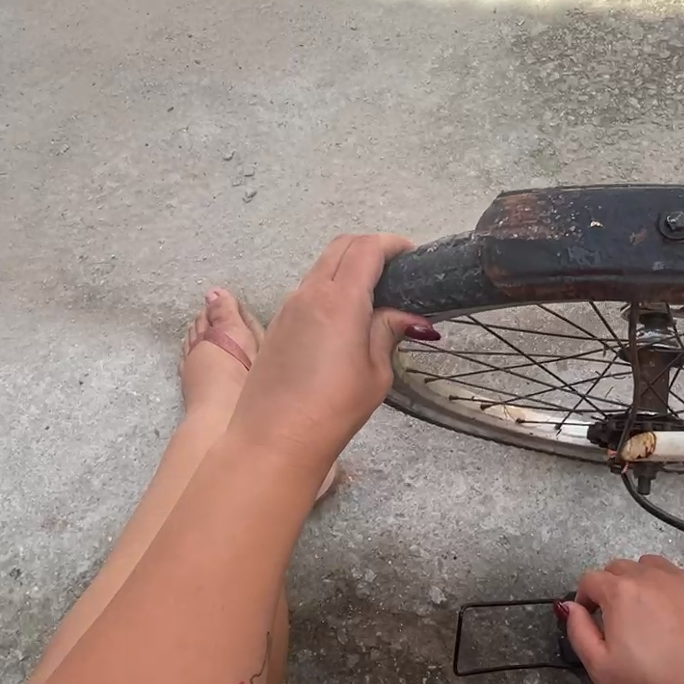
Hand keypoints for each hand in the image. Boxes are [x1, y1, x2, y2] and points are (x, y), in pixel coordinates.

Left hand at [228, 234, 432, 471]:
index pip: (366, 249)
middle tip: (396, 269)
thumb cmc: (330, 411)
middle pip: (341, 246)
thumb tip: (405, 315)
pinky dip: (329, 287)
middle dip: (370, 247)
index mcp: (339, 301)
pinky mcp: (277, 324)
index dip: (392, 243)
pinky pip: (307, 290)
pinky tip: (345, 317)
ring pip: (321, 267)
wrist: (273, 440)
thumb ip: (388, 332)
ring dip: (347, 267)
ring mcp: (288, 307)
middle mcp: (309, 294)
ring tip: (373, 295)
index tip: (411, 254)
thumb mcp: (375, 374)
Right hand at [563, 554, 683, 683]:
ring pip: (650, 566)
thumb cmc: (655, 683)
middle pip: (619, 568)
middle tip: (619, 618)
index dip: (584, 597)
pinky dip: (671, 588)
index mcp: (619, 591)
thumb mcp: (602, 668)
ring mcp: (681, 578)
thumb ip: (578, 631)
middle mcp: (649, 575)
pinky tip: (677, 615)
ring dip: (641, 581)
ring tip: (648, 611)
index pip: (590, 579)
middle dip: (611, 588)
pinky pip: (679, 576)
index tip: (590, 617)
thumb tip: (570, 606)